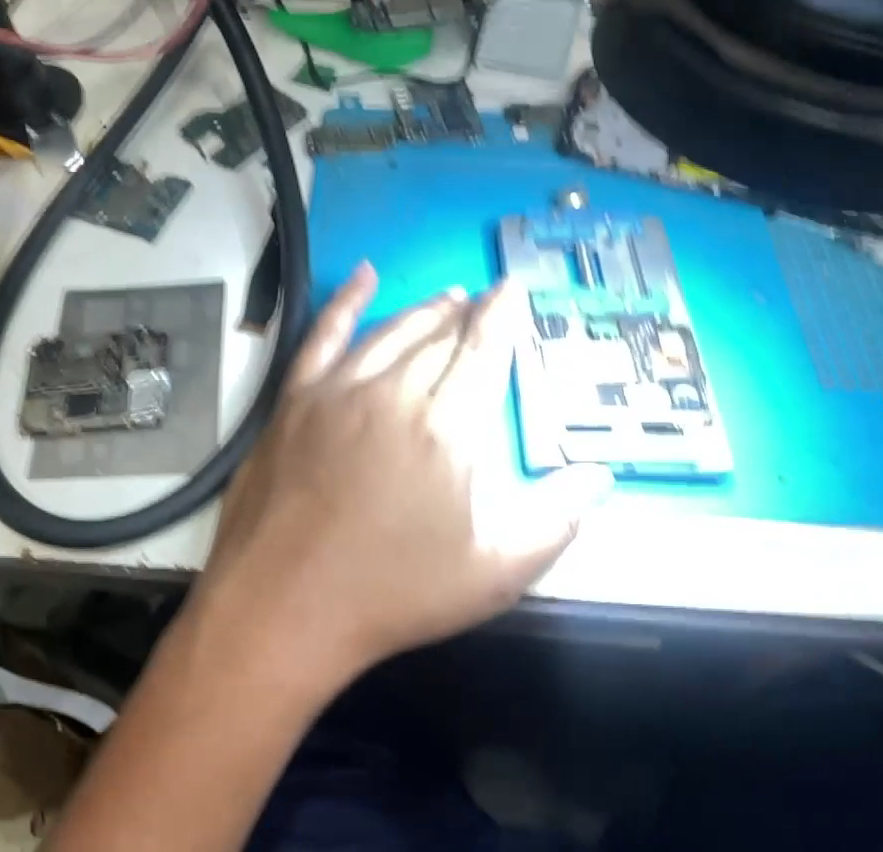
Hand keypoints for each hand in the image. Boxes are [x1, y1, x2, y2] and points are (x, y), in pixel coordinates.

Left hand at [192, 264, 610, 688]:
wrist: (282, 606)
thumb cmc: (392, 595)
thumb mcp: (492, 573)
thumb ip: (553, 519)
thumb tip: (600, 475)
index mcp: (448, 427)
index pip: (484, 350)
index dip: (503, 315)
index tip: (514, 289)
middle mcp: (394, 391)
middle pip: (440, 334)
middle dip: (469, 312)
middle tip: (485, 300)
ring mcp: (339, 389)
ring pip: (391, 329)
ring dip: (424, 309)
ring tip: (447, 298)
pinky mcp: (295, 397)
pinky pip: (326, 333)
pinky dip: (347, 300)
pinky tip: (363, 276)